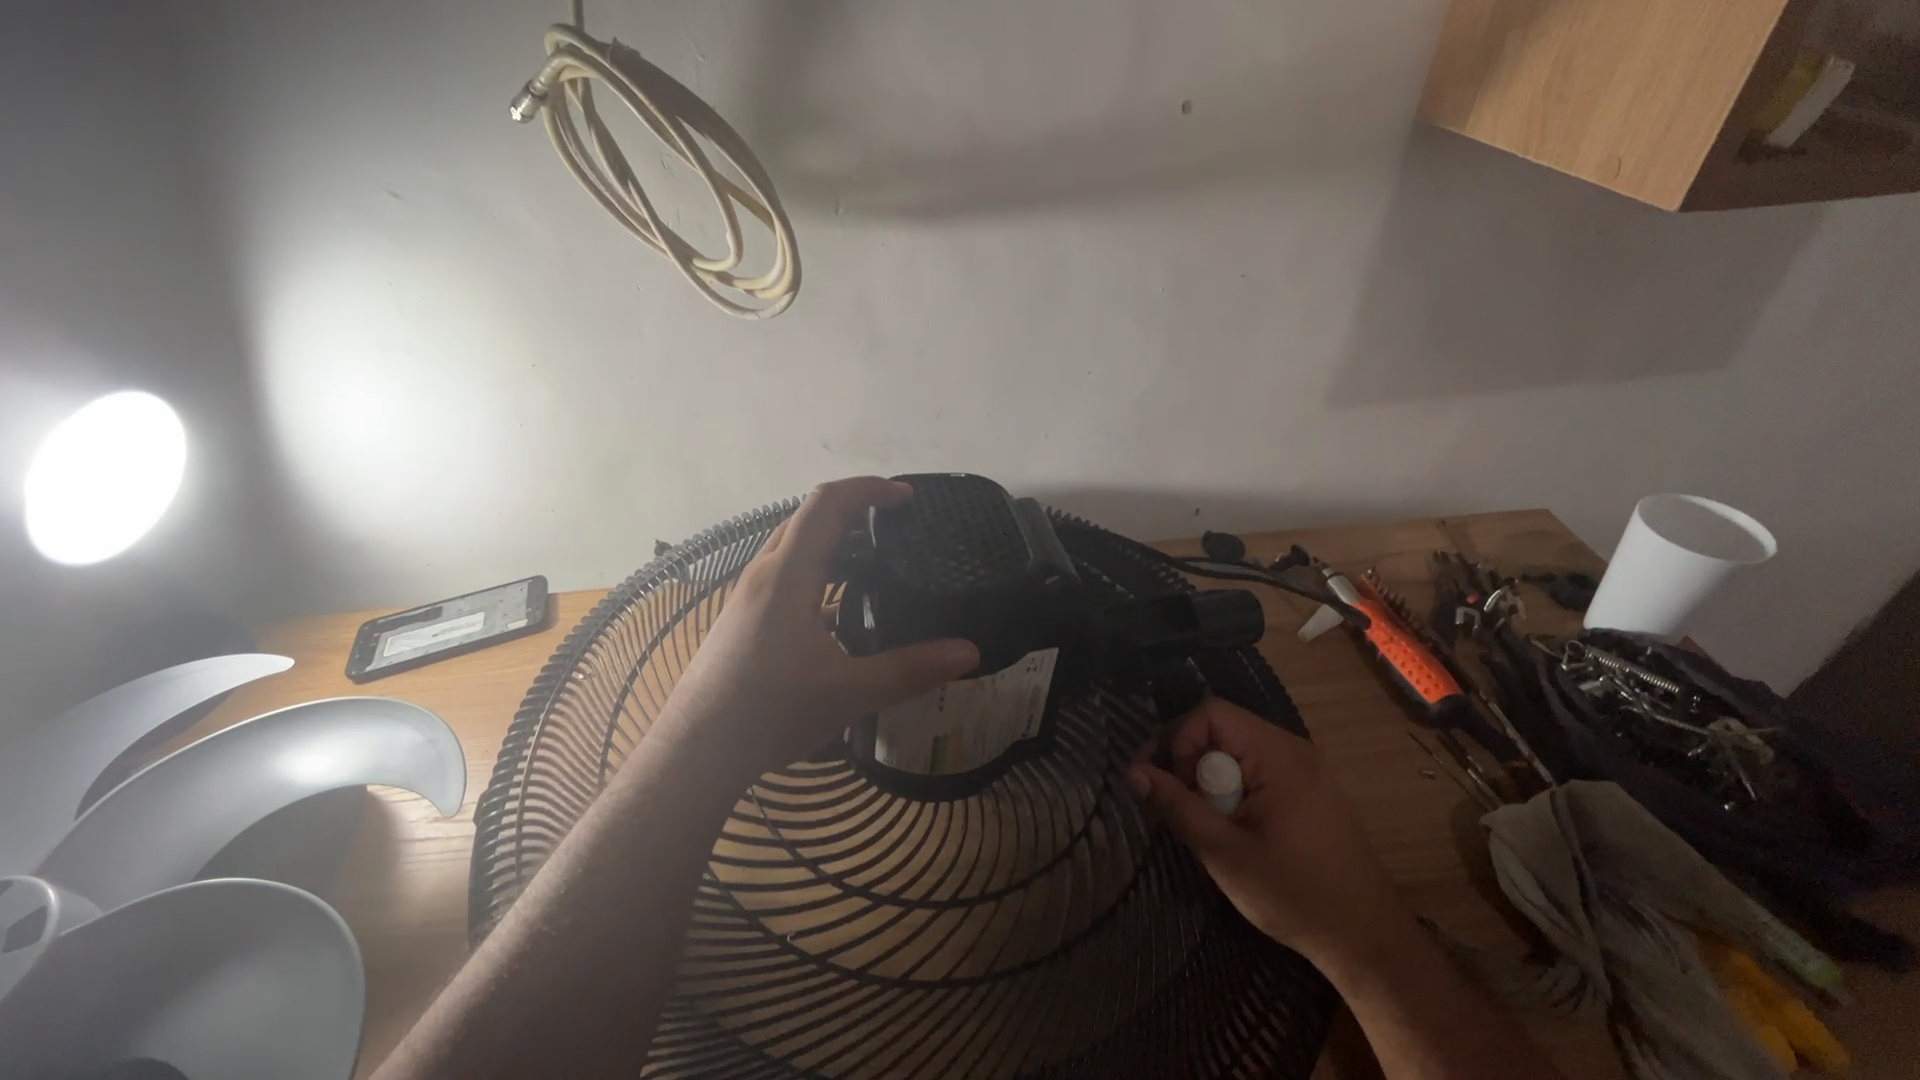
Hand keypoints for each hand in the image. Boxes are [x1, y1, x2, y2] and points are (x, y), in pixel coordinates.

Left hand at [652, 476, 979, 779]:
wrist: (695, 751)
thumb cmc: (768, 711)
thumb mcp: (848, 692)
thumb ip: (910, 669)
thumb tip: (969, 652)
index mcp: (787, 576)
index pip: (826, 505)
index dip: (868, 489)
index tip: (906, 497)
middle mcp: (763, 575)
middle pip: (807, 520)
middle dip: (854, 512)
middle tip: (898, 527)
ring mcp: (748, 599)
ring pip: (793, 551)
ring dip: (833, 545)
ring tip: (876, 564)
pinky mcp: (744, 623)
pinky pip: (786, 581)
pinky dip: (818, 578)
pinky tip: (843, 616)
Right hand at [1127, 699, 1415, 964]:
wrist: (1366, 937)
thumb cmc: (1294, 894)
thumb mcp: (1224, 852)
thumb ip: (1177, 806)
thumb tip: (1132, 773)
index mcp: (1278, 756)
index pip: (1212, 713)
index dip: (1179, 741)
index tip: (1167, 785)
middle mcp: (1294, 749)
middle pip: (1223, 727)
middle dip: (1190, 760)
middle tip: (1178, 805)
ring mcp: (1306, 768)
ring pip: (1237, 749)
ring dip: (1210, 777)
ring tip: (1204, 820)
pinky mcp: (1310, 789)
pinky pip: (1257, 767)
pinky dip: (1234, 787)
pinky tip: (1232, 825)